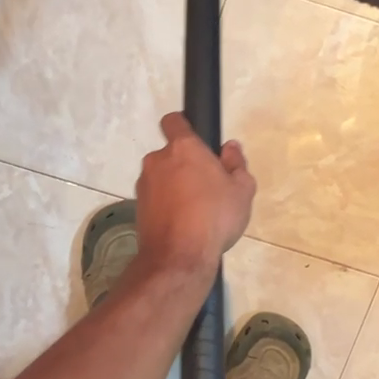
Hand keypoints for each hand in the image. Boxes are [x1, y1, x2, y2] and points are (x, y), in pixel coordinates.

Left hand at [134, 113, 255, 276]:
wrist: (179, 257)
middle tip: (207, 187)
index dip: (183, 126)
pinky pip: (155, 198)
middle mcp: (157, 160)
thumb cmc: (215, 217)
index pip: (174, 121)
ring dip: (175, 187)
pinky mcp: (137, 207)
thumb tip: (230, 148)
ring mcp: (144, 185)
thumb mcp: (242, 190)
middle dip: (185, 166)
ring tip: (195, 211)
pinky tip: (182, 225)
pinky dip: (166, 206)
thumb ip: (236, 164)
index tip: (197, 143)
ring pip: (162, 178)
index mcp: (183, 148)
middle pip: (171, 155)